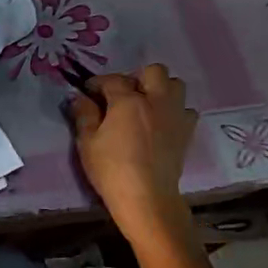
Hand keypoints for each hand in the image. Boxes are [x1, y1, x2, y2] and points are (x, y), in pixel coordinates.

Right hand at [68, 64, 198, 253]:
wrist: (146, 196)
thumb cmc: (110, 169)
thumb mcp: (87, 142)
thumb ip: (84, 115)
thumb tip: (80, 98)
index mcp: (128, 101)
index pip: (112, 80)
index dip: (97, 82)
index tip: (87, 91)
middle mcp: (156, 100)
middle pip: (154, 71)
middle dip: (136, 78)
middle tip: (121, 94)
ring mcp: (176, 114)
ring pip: (175, 84)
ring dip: (159, 89)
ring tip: (144, 105)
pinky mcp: (187, 130)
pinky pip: (185, 108)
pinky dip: (173, 110)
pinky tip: (160, 123)